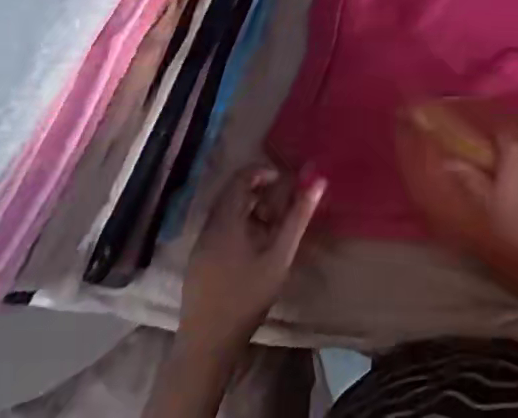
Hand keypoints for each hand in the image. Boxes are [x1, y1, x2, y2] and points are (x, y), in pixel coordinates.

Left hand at [180, 165, 326, 344]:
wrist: (206, 345)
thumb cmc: (246, 297)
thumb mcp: (279, 256)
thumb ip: (298, 218)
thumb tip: (318, 183)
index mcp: (225, 220)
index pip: (240, 178)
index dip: (263, 172)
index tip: (286, 181)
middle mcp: (209, 227)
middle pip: (233, 195)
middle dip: (260, 193)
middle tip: (285, 205)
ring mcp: (201, 246)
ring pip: (227, 214)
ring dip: (251, 211)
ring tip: (275, 227)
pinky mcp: (199, 263)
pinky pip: (221, 230)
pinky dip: (241, 227)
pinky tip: (256, 249)